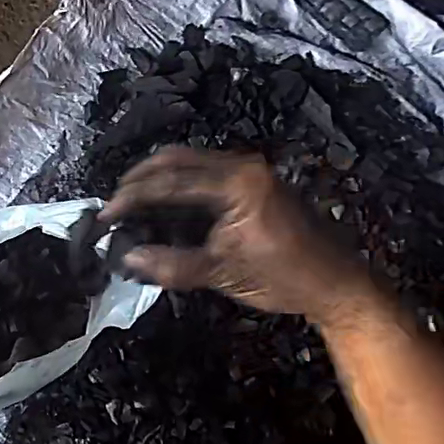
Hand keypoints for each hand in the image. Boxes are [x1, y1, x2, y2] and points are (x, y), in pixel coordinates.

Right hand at [98, 148, 378, 324]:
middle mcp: (241, 167)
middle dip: (137, 179)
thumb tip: (126, 258)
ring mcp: (248, 171)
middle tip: (112, 205)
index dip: (130, 199)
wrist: (339, 285)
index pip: (168, 182)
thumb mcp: (222, 274)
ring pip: (186, 161)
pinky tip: (159, 205)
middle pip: (173, 158)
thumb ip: (171, 265)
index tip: (104, 216)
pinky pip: (200, 171)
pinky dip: (173, 184)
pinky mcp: (250, 182)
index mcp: (236, 184)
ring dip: (153, 179)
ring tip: (129, 203)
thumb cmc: (283, 279)